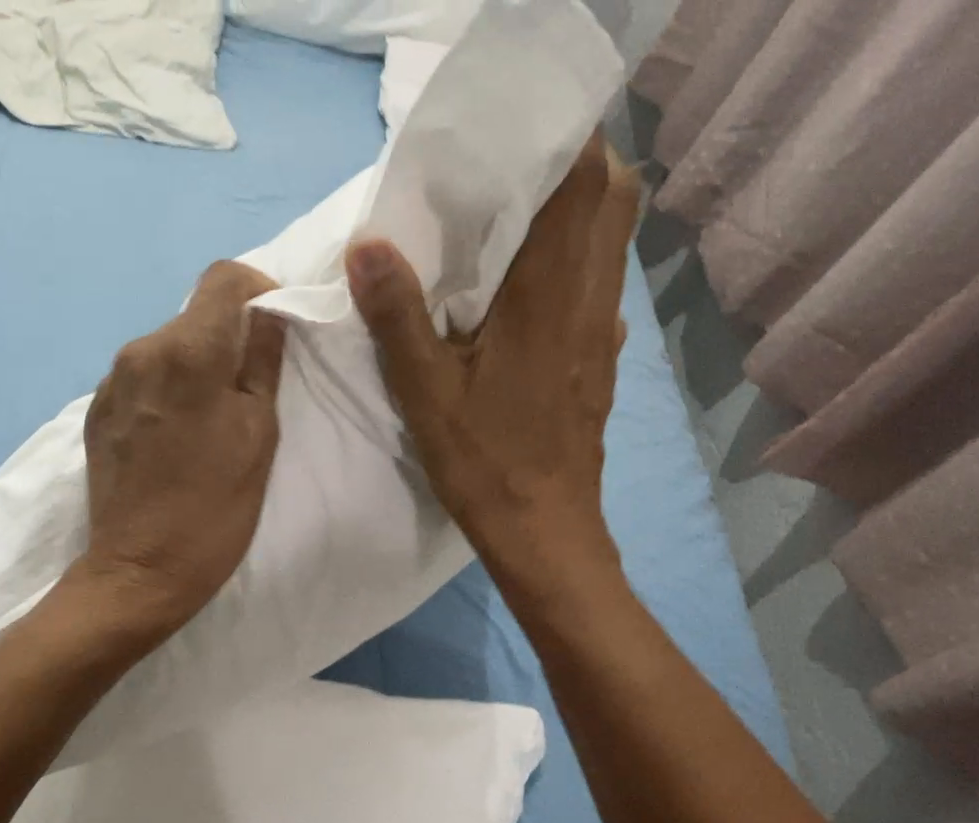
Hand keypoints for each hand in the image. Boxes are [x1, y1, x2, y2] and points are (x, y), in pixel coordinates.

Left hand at [72, 260, 285, 638]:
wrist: (138, 571)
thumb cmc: (213, 509)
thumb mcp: (259, 434)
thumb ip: (263, 362)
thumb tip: (268, 313)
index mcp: (187, 350)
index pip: (224, 277)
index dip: (257, 290)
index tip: (272, 329)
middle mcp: (140, 350)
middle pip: (193, 316)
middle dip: (225, 340)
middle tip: (245, 393)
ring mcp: (110, 381)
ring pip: (165, 348)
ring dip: (192, 368)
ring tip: (206, 423)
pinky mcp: (94, 411)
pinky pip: (140, 379)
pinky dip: (163, 392)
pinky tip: (172, 440)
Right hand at [345, 136, 638, 599]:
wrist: (545, 530)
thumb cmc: (484, 461)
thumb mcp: (425, 392)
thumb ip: (397, 316)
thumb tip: (367, 244)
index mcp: (549, 297)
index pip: (581, 185)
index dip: (559, 142)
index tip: (506, 136)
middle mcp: (590, 299)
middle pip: (612, 198)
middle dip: (572, 166)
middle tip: (507, 171)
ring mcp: (603, 328)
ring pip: (610, 239)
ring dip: (573, 210)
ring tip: (509, 216)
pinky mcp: (601, 355)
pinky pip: (598, 281)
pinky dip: (571, 258)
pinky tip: (522, 287)